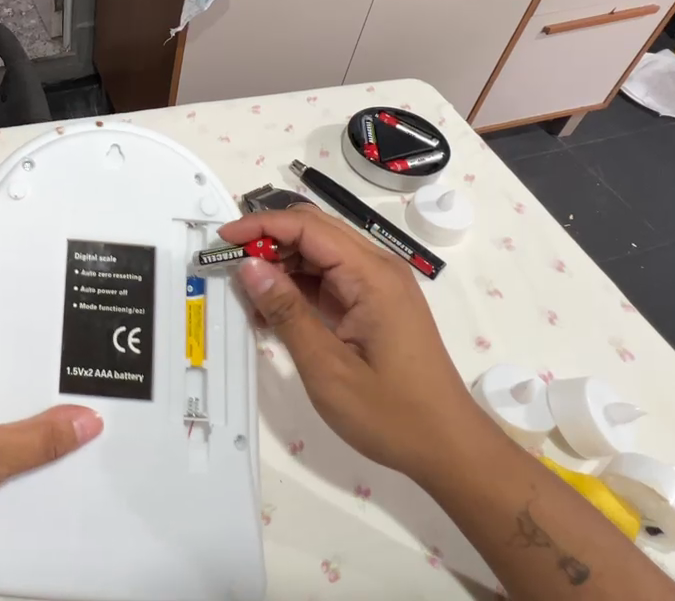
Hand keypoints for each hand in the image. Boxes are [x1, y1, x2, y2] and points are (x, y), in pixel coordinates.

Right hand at [222, 207, 500, 483]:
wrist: (451, 449)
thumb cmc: (393, 414)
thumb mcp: (327, 368)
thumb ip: (286, 312)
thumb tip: (248, 266)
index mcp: (371, 276)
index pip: (306, 226)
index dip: (260, 225)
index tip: (223, 240)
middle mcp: (378, 269)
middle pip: (313, 230)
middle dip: (267, 238)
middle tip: (228, 261)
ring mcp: (378, 285)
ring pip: (319, 251)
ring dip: (280, 262)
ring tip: (246, 291)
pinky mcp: (375, 303)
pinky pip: (329, 277)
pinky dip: (297, 284)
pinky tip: (272, 310)